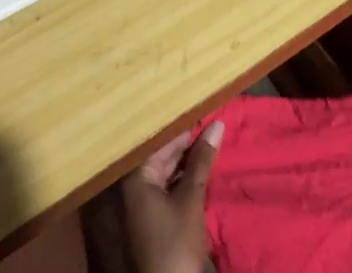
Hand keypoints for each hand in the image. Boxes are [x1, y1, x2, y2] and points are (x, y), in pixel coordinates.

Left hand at [120, 120, 222, 272]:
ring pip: (167, 170)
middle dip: (188, 142)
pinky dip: (185, 177)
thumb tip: (217, 125)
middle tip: (214, 123)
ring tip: (213, 139)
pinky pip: (169, 185)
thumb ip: (201, 161)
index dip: (184, 126)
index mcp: (136, 176)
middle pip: (162, 154)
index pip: (160, 140)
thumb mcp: (191, 198)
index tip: (205, 110)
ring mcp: (142, 201)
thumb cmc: (174, 242)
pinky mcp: (153, 216)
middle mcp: (134, 184)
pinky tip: (203, 168)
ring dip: (189, 159)